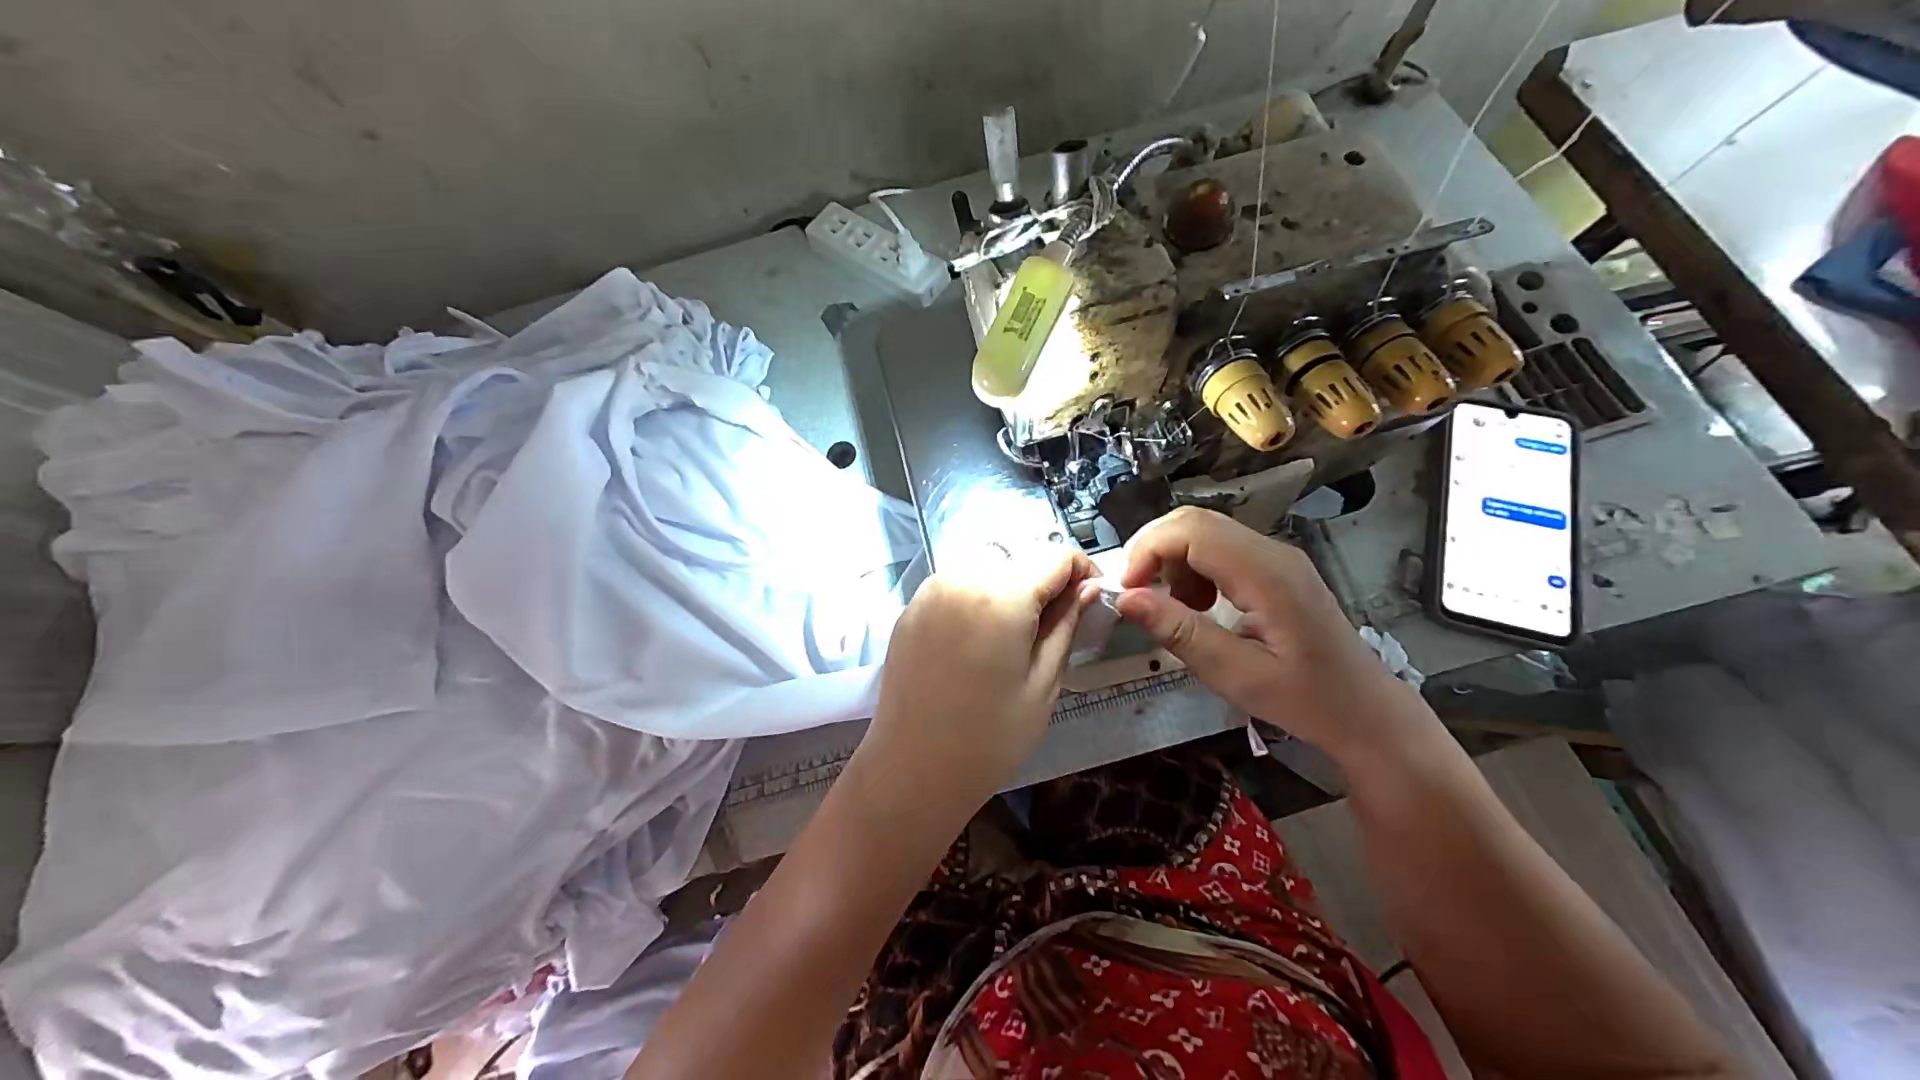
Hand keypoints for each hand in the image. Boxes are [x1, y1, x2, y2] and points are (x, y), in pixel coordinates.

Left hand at [859, 545, 1100, 811]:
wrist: (913, 768)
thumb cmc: (989, 737)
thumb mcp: (1044, 682)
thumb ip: (1067, 624)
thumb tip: (1087, 587)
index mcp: (1001, 593)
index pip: (1055, 554)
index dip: (1083, 571)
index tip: (1092, 601)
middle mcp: (961, 577)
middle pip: (1019, 553)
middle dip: (1046, 577)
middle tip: (1059, 621)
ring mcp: (930, 590)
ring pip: (986, 563)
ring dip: (1011, 582)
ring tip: (1020, 629)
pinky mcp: (911, 607)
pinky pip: (956, 582)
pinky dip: (979, 593)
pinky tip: (981, 635)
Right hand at [1114, 507, 1433, 759]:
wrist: (1366, 711)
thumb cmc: (1306, 700)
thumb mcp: (1236, 675)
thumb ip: (1180, 632)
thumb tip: (1126, 599)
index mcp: (1266, 574)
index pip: (1191, 531)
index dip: (1147, 551)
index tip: (1127, 591)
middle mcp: (1272, 552)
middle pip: (1194, 521)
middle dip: (1153, 551)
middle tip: (1136, 595)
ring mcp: (1276, 557)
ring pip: (1204, 532)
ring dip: (1172, 561)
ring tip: (1169, 608)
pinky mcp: (1275, 568)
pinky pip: (1220, 549)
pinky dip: (1192, 569)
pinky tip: (1197, 607)